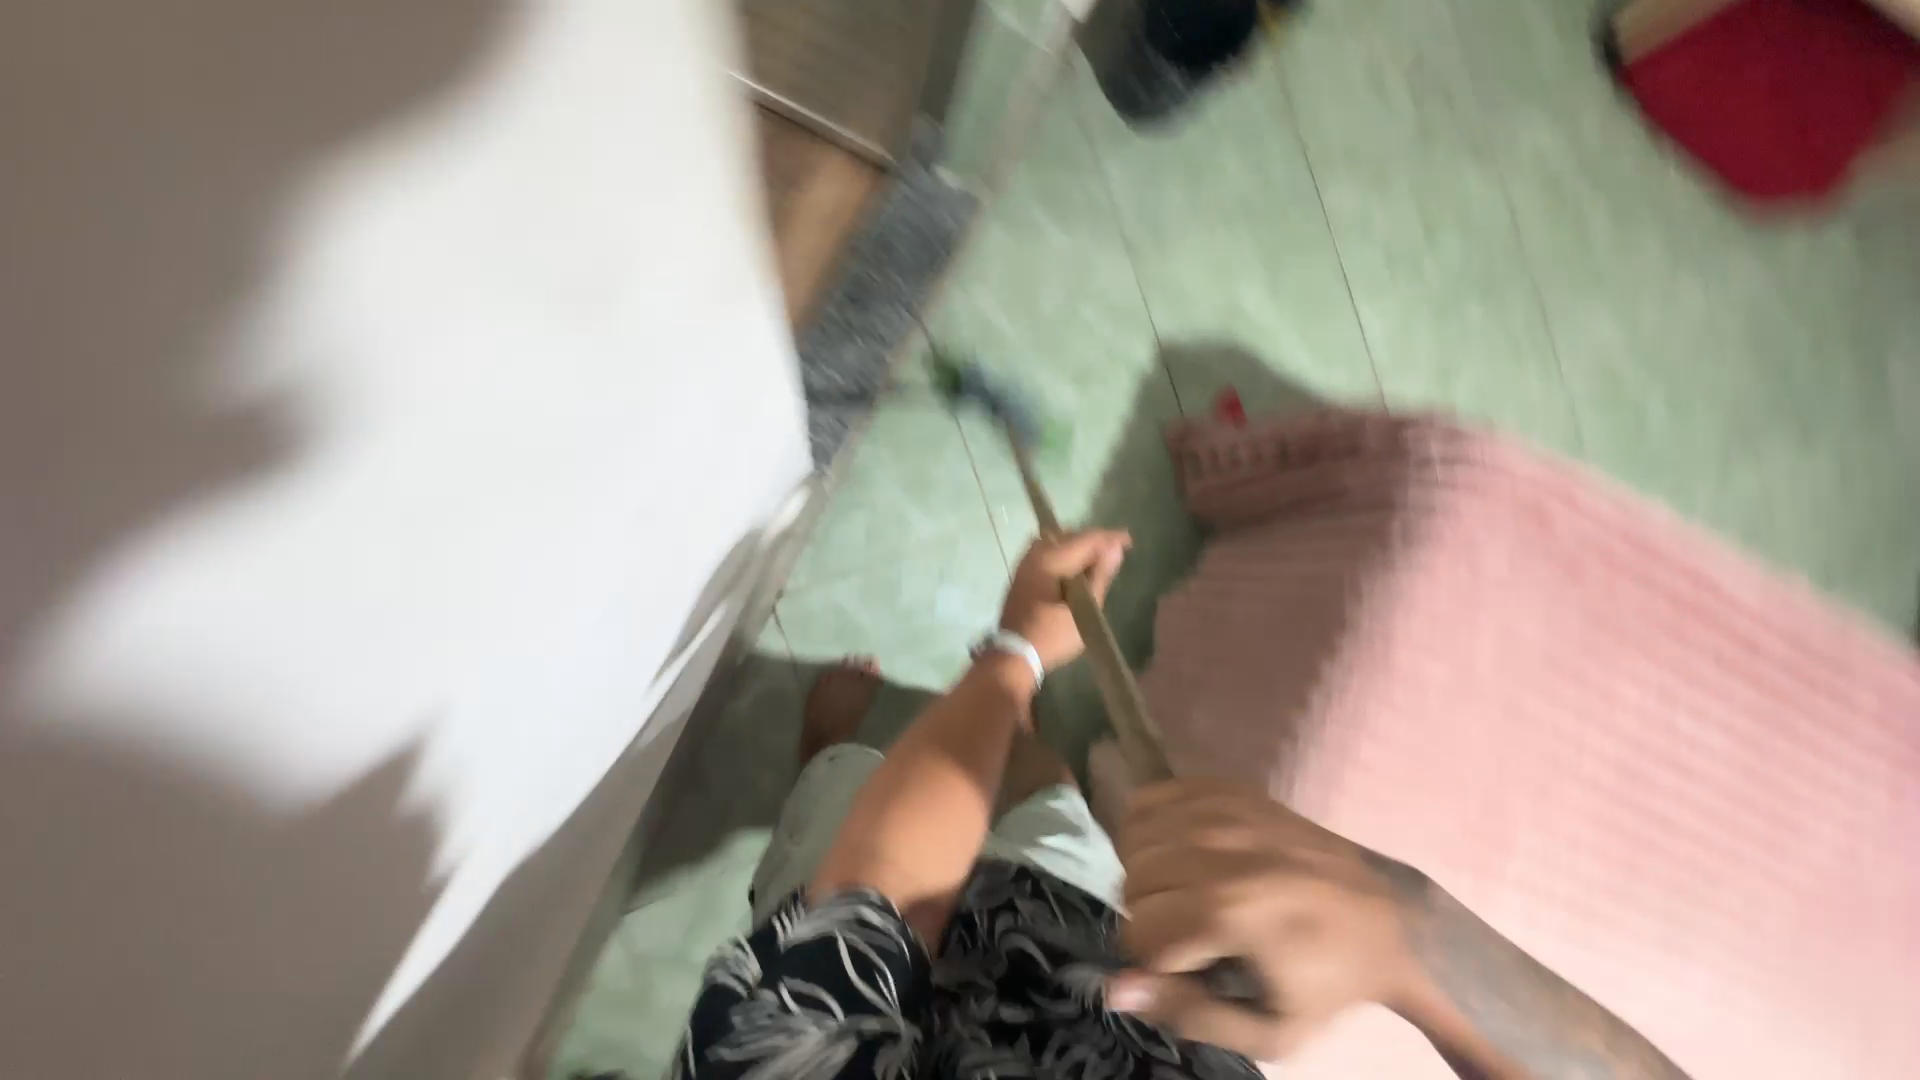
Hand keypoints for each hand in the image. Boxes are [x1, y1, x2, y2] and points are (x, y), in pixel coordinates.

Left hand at [999, 529, 1130, 671]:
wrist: (1012, 656)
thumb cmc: (1051, 636)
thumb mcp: (1083, 609)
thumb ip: (1100, 576)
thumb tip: (1115, 548)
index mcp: (1049, 560)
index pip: (1085, 539)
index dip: (1109, 538)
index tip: (1129, 541)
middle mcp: (1034, 555)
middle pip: (1068, 536)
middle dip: (1093, 540)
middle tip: (1116, 550)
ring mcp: (1025, 564)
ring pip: (1056, 542)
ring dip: (1077, 546)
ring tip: (1098, 558)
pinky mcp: (1022, 575)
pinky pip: (1046, 553)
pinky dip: (1064, 554)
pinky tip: (1075, 568)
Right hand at [1105, 778, 1425, 1060]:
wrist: (1385, 918)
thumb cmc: (1324, 980)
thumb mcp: (1270, 1030)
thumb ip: (1187, 1013)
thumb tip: (1116, 989)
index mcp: (1229, 911)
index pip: (1138, 933)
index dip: (1153, 961)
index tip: (1187, 966)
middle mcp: (1215, 849)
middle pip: (1132, 883)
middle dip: (1148, 916)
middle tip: (1186, 931)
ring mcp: (1218, 810)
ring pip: (1132, 839)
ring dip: (1145, 872)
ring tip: (1180, 892)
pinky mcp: (1223, 787)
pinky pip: (1148, 798)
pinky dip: (1148, 828)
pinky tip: (1177, 851)